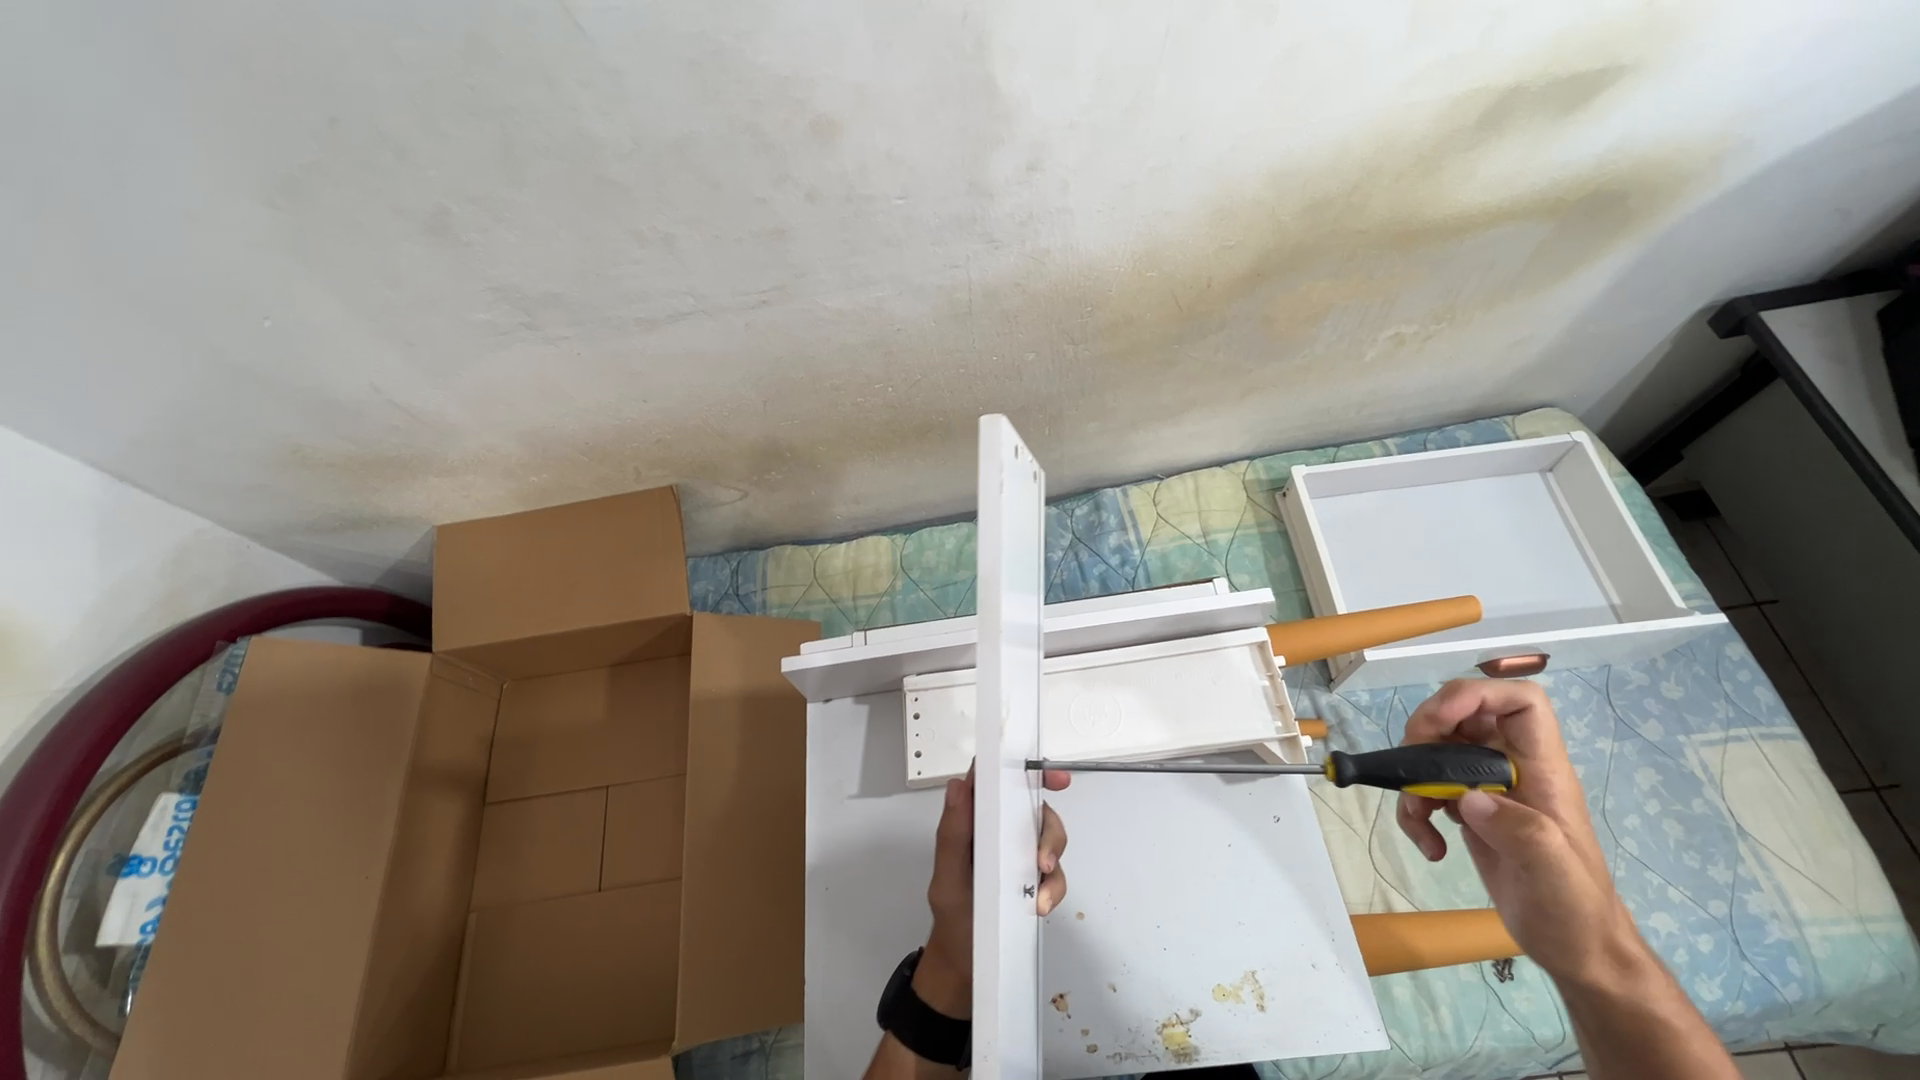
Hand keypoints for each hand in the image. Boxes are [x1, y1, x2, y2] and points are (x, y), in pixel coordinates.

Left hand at [914, 766, 1070, 1017]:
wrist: (966, 968)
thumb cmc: (952, 918)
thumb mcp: (947, 878)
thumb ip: (953, 834)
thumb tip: (960, 784)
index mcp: (975, 822)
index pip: (996, 783)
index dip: (1022, 769)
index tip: (1052, 777)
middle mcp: (1000, 831)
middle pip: (1034, 808)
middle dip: (1048, 827)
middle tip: (1044, 858)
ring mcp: (1020, 855)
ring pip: (1050, 838)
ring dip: (1052, 858)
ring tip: (1039, 890)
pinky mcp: (1035, 880)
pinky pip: (1056, 874)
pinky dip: (1053, 888)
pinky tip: (1040, 905)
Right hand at [1396, 679, 1638, 984]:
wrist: (1576, 950)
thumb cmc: (1574, 911)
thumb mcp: (1554, 875)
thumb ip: (1522, 832)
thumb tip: (1470, 798)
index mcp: (1543, 771)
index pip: (1521, 703)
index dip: (1477, 694)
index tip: (1437, 721)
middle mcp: (1514, 769)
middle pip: (1464, 716)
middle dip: (1427, 734)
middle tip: (1411, 769)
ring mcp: (1491, 789)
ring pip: (1438, 751)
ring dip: (1414, 779)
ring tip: (1418, 816)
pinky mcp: (1472, 811)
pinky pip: (1430, 789)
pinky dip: (1416, 811)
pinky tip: (1429, 844)